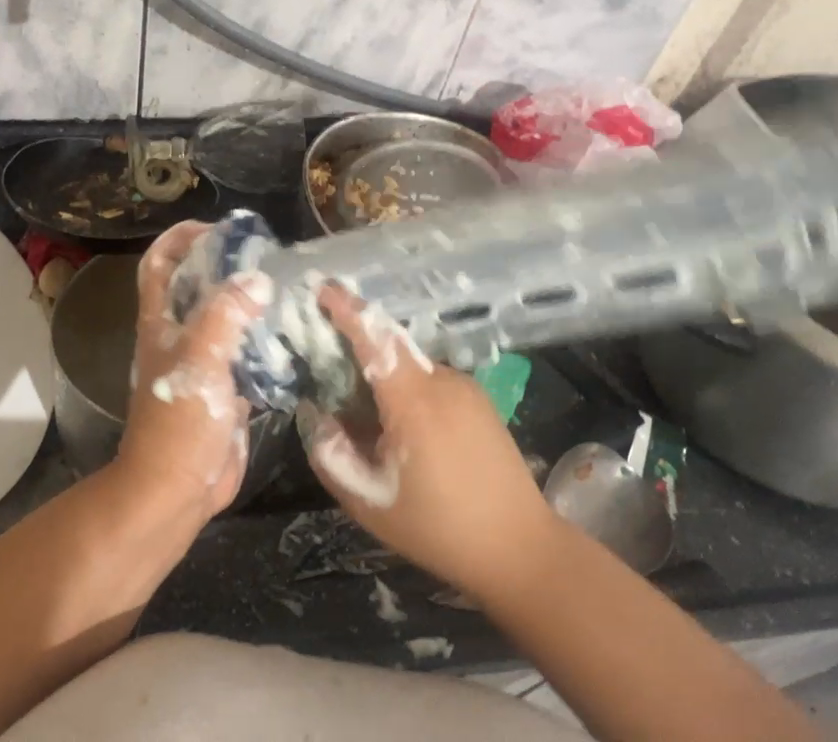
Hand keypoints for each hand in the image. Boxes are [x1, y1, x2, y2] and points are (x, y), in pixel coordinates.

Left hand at [115, 221, 268, 518]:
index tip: (219, 228)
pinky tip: (300, 337)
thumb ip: (225, 316)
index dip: (181, 239)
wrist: (177, 489)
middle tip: (271, 257)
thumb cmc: (178, 422)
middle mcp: (180, 337)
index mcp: (161, 323)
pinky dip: (271, 345)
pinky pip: (250, 358)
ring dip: (254, 306)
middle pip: (201, 289)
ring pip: (229, 323)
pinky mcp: (227, 392)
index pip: (160, 265)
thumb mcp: (198, 360)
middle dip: (230, 268)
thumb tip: (257, 279)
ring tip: (293, 290)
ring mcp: (205, 365)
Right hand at [301, 282, 560, 593]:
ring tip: (364, 422)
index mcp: (414, 403)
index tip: (321, 287)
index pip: (377, 340)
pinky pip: (430, 383)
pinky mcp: (481, 403)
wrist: (521, 550)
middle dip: (356, 354)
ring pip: (410, 369)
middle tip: (326, 378)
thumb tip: (316, 412)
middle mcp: (444, 384)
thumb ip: (329, 452)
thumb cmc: (438, 528)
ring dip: (382, 380)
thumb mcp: (366, 500)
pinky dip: (405, 392)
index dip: (347, 310)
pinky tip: (400, 432)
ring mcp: (468, 391)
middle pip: (390, 351)